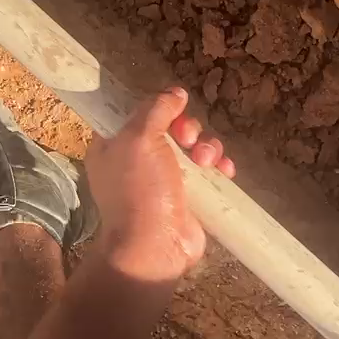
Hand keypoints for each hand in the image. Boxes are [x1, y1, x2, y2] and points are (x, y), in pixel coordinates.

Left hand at [85, 87, 233, 282]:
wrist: (154, 246)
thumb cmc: (139, 190)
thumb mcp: (139, 139)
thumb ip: (155, 109)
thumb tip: (175, 93)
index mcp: (113, 146)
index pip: (134, 114)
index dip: (156, 107)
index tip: (172, 107)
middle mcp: (137, 161)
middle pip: (170, 127)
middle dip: (187, 128)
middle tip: (189, 138)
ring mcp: (164, 179)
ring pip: (193, 147)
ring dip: (207, 147)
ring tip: (208, 161)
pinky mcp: (189, 195)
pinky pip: (208, 171)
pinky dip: (218, 166)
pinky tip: (225, 171)